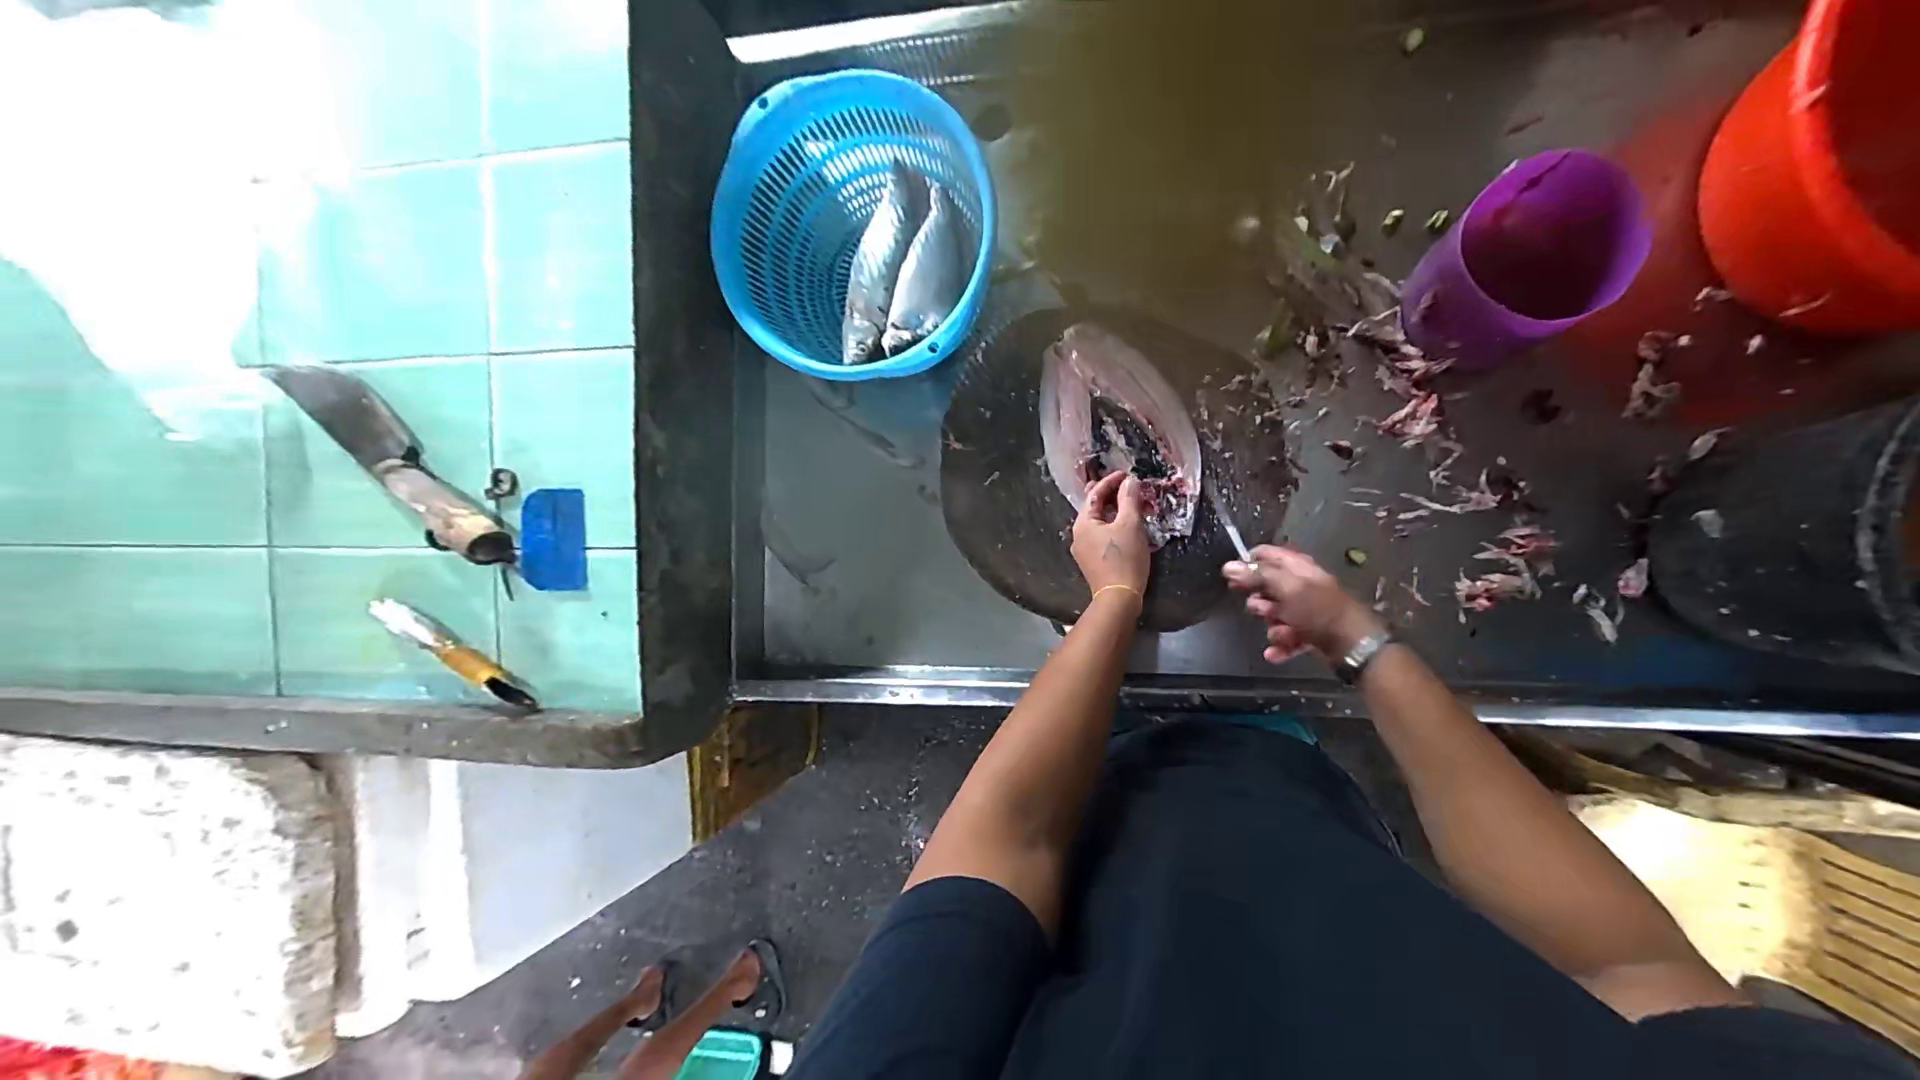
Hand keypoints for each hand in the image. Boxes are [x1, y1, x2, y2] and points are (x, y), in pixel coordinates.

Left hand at [1072, 471, 1149, 597]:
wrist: (1118, 598)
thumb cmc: (1124, 558)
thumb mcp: (1130, 525)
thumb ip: (1129, 500)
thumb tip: (1130, 482)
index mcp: (1083, 524)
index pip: (1094, 495)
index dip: (1111, 481)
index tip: (1127, 474)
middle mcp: (1079, 535)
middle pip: (1094, 508)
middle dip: (1110, 496)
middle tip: (1124, 485)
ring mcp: (1084, 550)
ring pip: (1100, 523)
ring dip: (1115, 512)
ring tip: (1130, 505)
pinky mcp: (1093, 562)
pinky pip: (1103, 537)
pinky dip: (1115, 527)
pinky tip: (1127, 528)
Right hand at [1222, 545, 1383, 662]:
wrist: (1354, 646)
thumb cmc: (1319, 611)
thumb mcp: (1286, 588)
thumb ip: (1257, 576)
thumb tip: (1228, 566)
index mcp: (1299, 568)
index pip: (1267, 555)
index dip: (1248, 563)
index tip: (1232, 577)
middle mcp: (1302, 585)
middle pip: (1268, 587)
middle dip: (1259, 601)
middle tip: (1259, 609)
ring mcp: (1307, 610)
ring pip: (1276, 614)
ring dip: (1272, 626)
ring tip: (1280, 633)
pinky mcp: (1310, 632)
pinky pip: (1287, 635)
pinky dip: (1281, 645)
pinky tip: (1275, 653)